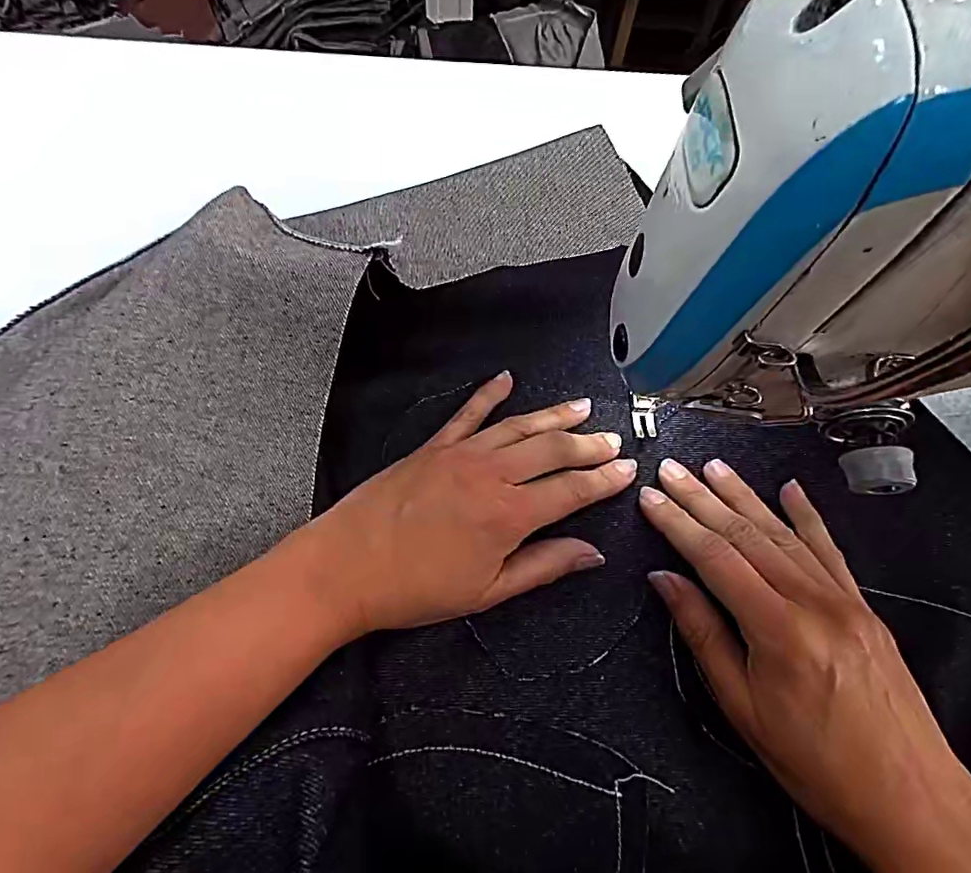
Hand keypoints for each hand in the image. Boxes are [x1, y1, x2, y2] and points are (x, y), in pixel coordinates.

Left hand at [295, 371, 635, 634]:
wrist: (343, 568)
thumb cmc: (412, 589)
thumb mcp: (487, 591)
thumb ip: (544, 567)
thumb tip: (589, 554)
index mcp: (508, 515)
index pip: (573, 490)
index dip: (605, 479)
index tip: (626, 471)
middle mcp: (491, 475)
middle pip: (555, 450)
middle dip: (590, 444)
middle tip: (614, 440)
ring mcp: (463, 454)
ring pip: (522, 426)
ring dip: (556, 415)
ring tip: (583, 408)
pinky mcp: (436, 446)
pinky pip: (470, 413)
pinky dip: (490, 394)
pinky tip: (506, 380)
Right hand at [639, 459, 970, 872]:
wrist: (910, 797)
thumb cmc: (823, 767)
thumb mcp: (744, 711)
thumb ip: (704, 636)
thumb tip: (668, 583)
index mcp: (780, 630)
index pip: (716, 556)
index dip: (678, 523)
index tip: (653, 499)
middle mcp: (814, 601)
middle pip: (746, 533)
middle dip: (702, 497)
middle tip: (673, 471)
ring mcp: (842, 597)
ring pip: (783, 532)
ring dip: (745, 496)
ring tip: (715, 469)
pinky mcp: (861, 603)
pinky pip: (828, 547)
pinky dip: (806, 515)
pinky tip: (791, 489)